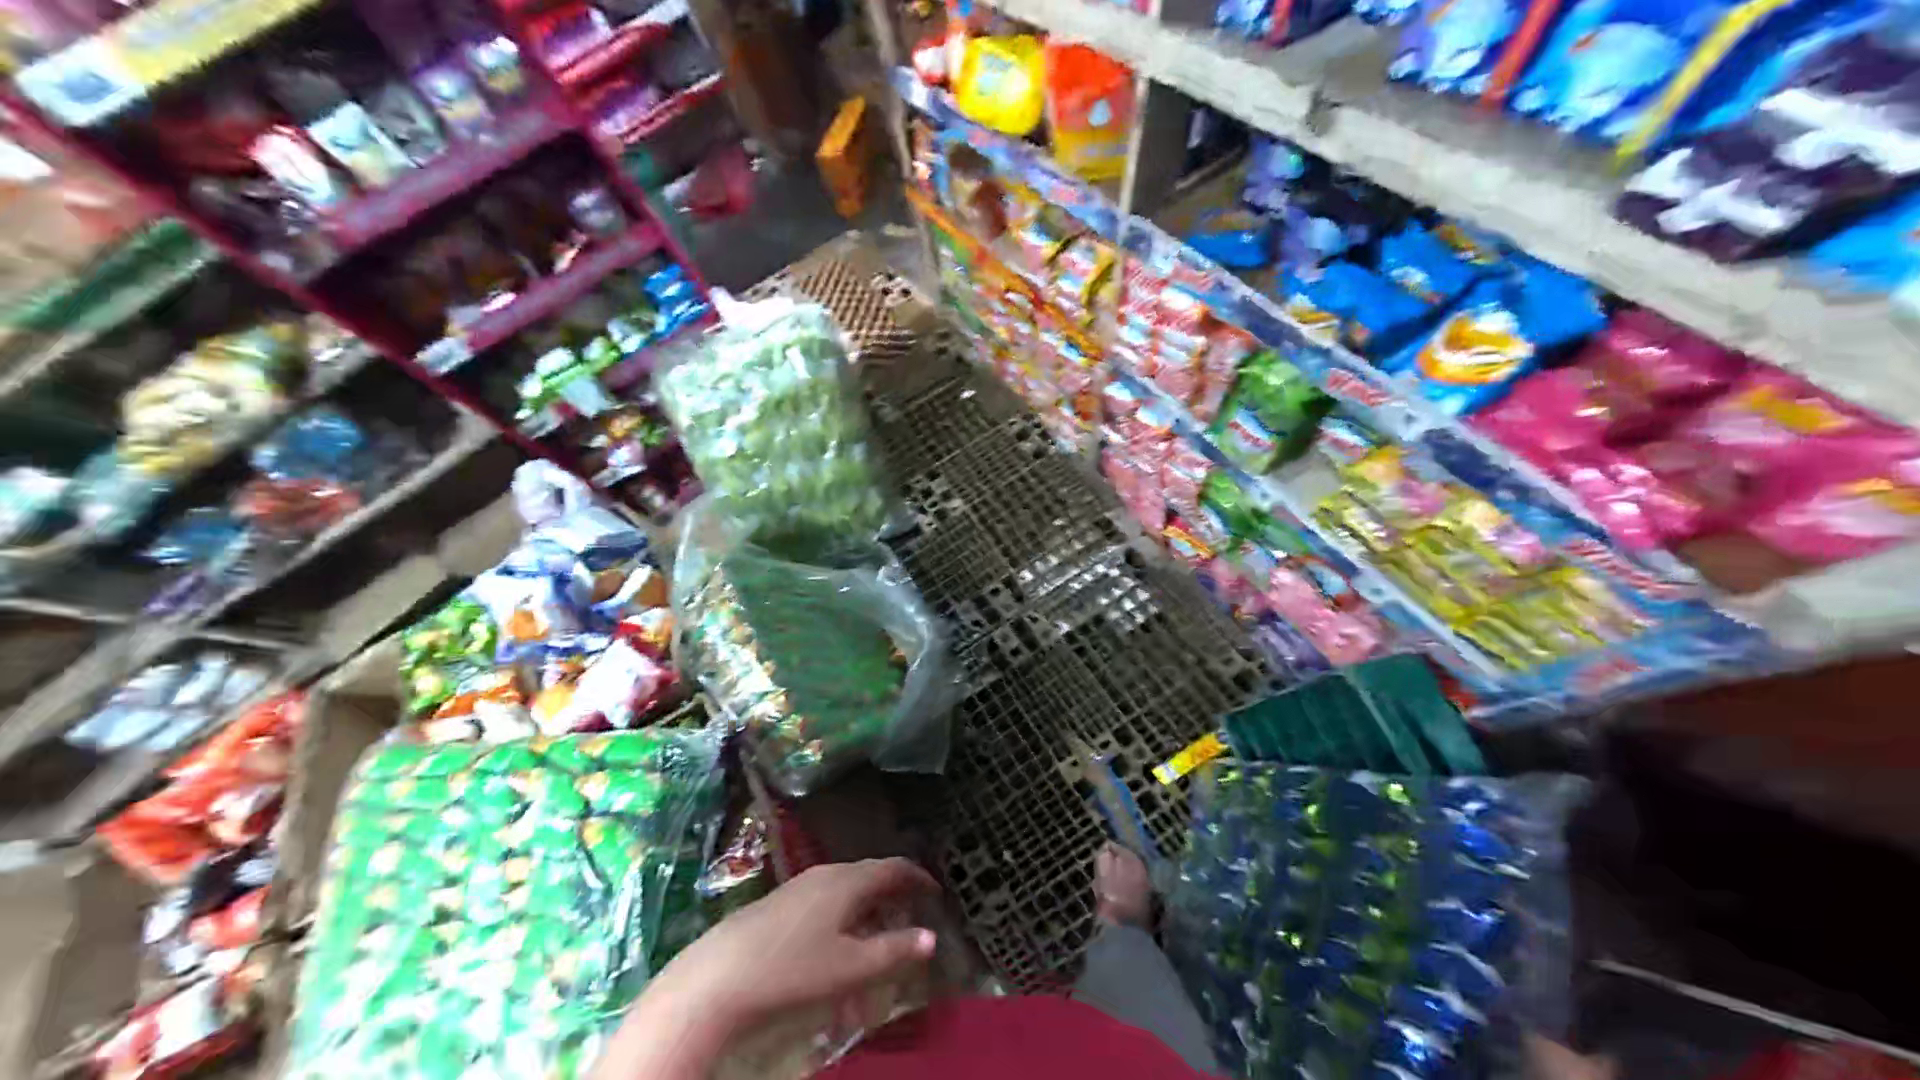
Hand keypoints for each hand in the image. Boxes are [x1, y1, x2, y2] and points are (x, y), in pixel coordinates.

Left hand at [592, 858, 940, 1079]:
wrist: (717, 978)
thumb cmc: (792, 971)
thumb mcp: (850, 967)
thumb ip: (893, 951)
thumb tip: (931, 937)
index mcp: (848, 881)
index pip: (893, 867)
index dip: (918, 877)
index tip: (936, 891)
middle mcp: (825, 873)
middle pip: (869, 874)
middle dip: (894, 891)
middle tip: (912, 912)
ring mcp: (799, 885)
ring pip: (846, 886)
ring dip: (868, 904)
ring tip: (878, 931)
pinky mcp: (779, 902)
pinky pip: (826, 897)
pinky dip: (845, 911)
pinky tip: (837, 941)